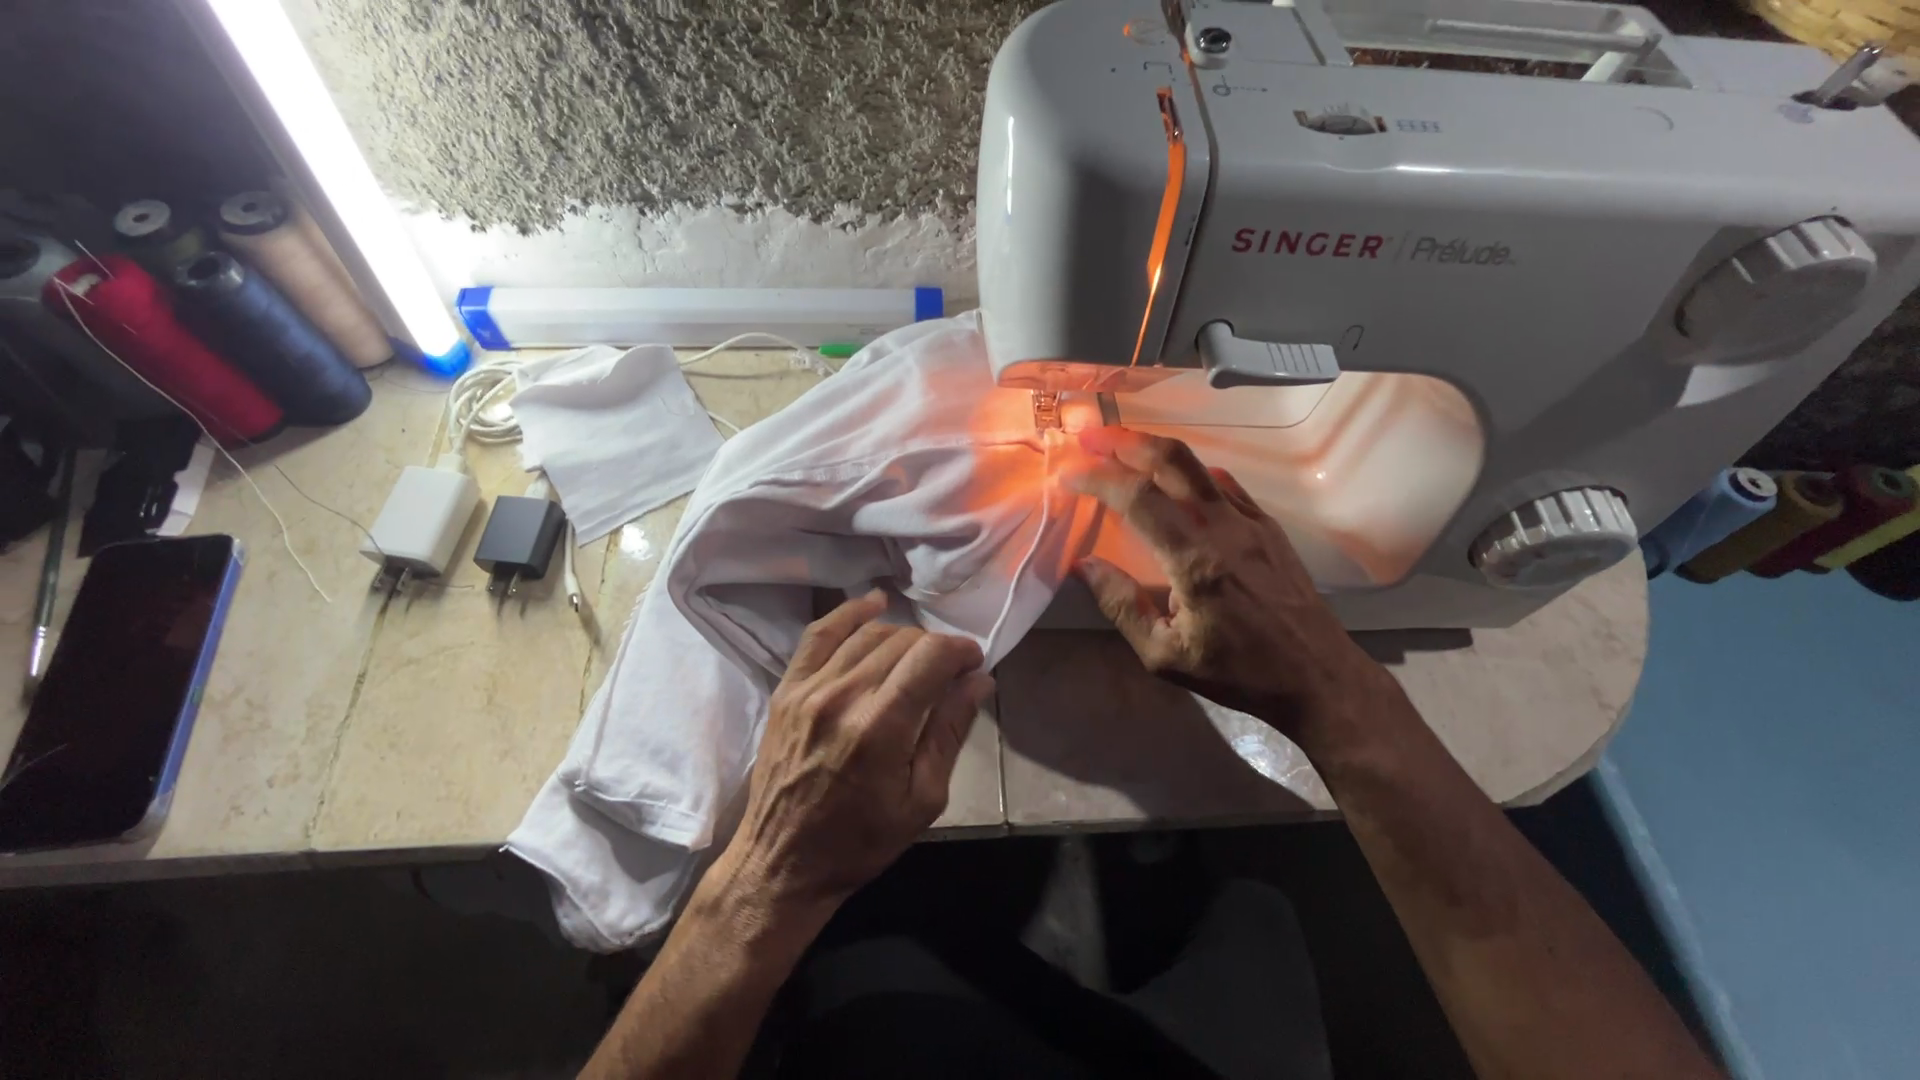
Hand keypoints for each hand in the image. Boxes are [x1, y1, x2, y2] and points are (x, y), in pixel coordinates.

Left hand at [723, 592, 994, 909]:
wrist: (782, 862)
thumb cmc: (861, 841)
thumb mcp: (923, 799)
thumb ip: (950, 732)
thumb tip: (979, 681)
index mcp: (880, 727)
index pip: (930, 658)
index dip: (960, 651)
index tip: (974, 663)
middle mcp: (843, 696)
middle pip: (902, 641)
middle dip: (936, 648)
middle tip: (951, 670)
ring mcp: (809, 689)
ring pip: (866, 634)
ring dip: (902, 636)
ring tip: (918, 656)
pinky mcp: (787, 689)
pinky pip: (818, 634)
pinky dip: (848, 614)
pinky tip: (873, 604)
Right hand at [1065, 426, 1390, 748]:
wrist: (1318, 676)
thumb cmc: (1238, 672)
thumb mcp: (1164, 655)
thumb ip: (1122, 605)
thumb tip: (1085, 565)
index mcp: (1193, 559)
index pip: (1136, 497)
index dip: (1097, 478)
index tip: (1068, 474)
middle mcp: (1223, 526)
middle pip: (1170, 459)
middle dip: (1124, 440)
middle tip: (1089, 437)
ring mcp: (1250, 520)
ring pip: (1197, 465)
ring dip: (1155, 450)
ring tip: (1122, 452)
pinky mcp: (1268, 526)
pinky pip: (1223, 484)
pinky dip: (1190, 474)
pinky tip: (1175, 484)